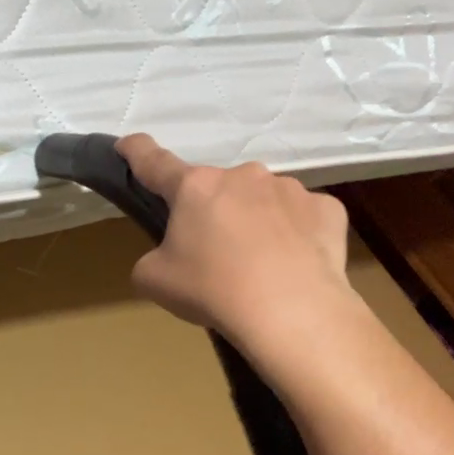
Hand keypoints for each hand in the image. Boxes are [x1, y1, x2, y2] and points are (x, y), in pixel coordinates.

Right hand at [116, 133, 353, 345]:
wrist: (291, 310)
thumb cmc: (210, 288)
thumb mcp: (152, 279)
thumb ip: (154, 256)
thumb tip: (174, 253)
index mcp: (194, 188)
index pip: (154, 162)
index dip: (135, 151)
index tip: (126, 144)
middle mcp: (242, 176)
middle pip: (214, 189)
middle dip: (206, 211)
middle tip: (205, 251)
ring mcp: (289, 189)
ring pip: (258, 200)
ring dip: (249, 221)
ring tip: (253, 264)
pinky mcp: (327, 209)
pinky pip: (298, 217)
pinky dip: (290, 234)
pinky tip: (289, 263)